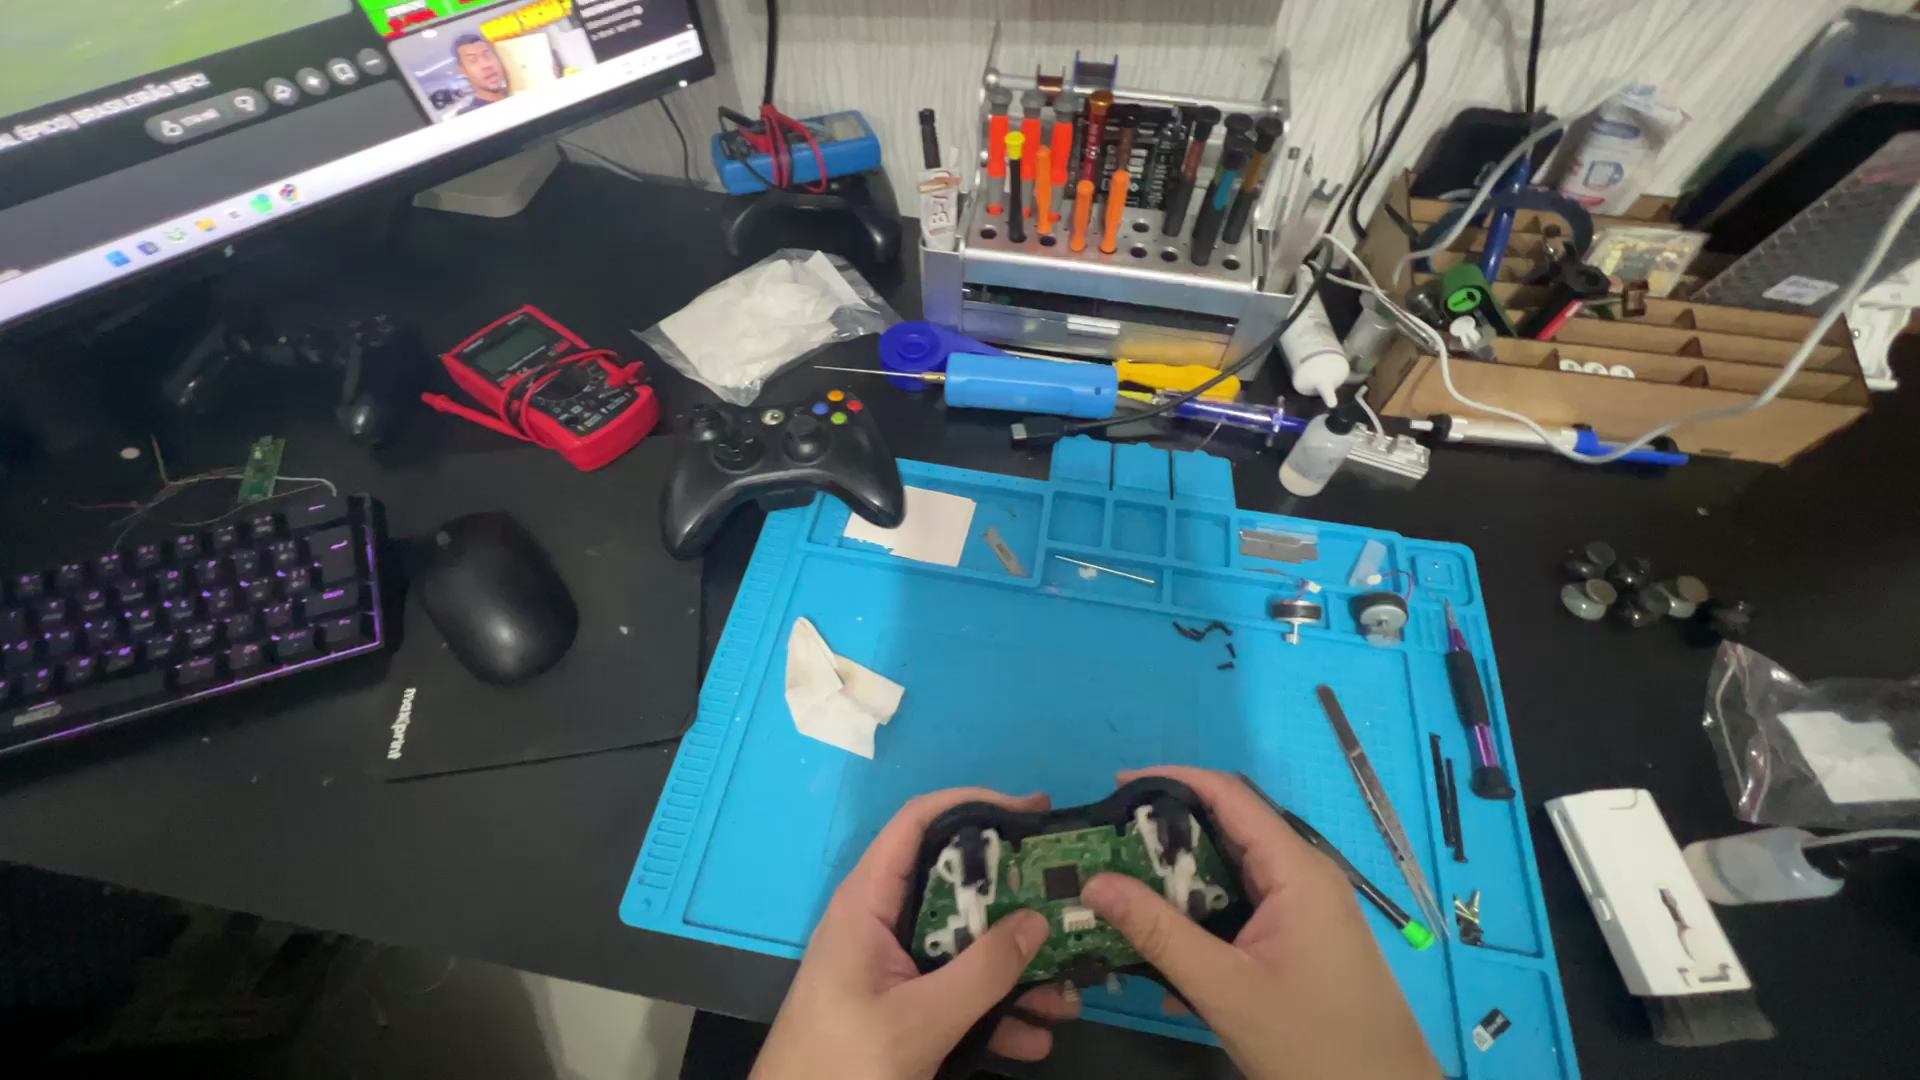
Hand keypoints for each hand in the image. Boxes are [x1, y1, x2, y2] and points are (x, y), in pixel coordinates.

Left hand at [751, 788, 1079, 1079]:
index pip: (918, 821)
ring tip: (1067, 986)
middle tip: (1061, 889)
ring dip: (1014, 963)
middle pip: (953, 881)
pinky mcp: (904, 1000)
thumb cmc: (842, 1065)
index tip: (1029, 811)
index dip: (972, 803)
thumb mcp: (918, 1021)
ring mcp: (895, 961)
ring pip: (964, 940)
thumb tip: (1037, 920)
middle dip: (1011, 892)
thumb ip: (981, 972)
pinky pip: (957, 987)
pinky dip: (996, 1007)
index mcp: (869, 900)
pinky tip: (1036, 1035)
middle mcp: (883, 917)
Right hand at [1079, 767, 1438, 1079]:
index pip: (1227, 794)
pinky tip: (1166, 952)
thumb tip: (1093, 882)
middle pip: (1226, 829)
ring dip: (1179, 882)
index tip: (1118, 786)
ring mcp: (1304, 909)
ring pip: (1230, 872)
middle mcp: (1302, 876)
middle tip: (1112, 845)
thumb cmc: (1315, 1046)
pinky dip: (1201, 918)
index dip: (1171, 779)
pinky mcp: (1299, 940)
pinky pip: (1241, 909)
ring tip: (1126, 891)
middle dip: (1166, 834)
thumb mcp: (1225, 989)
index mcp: (1295, 869)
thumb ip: (1157, 932)